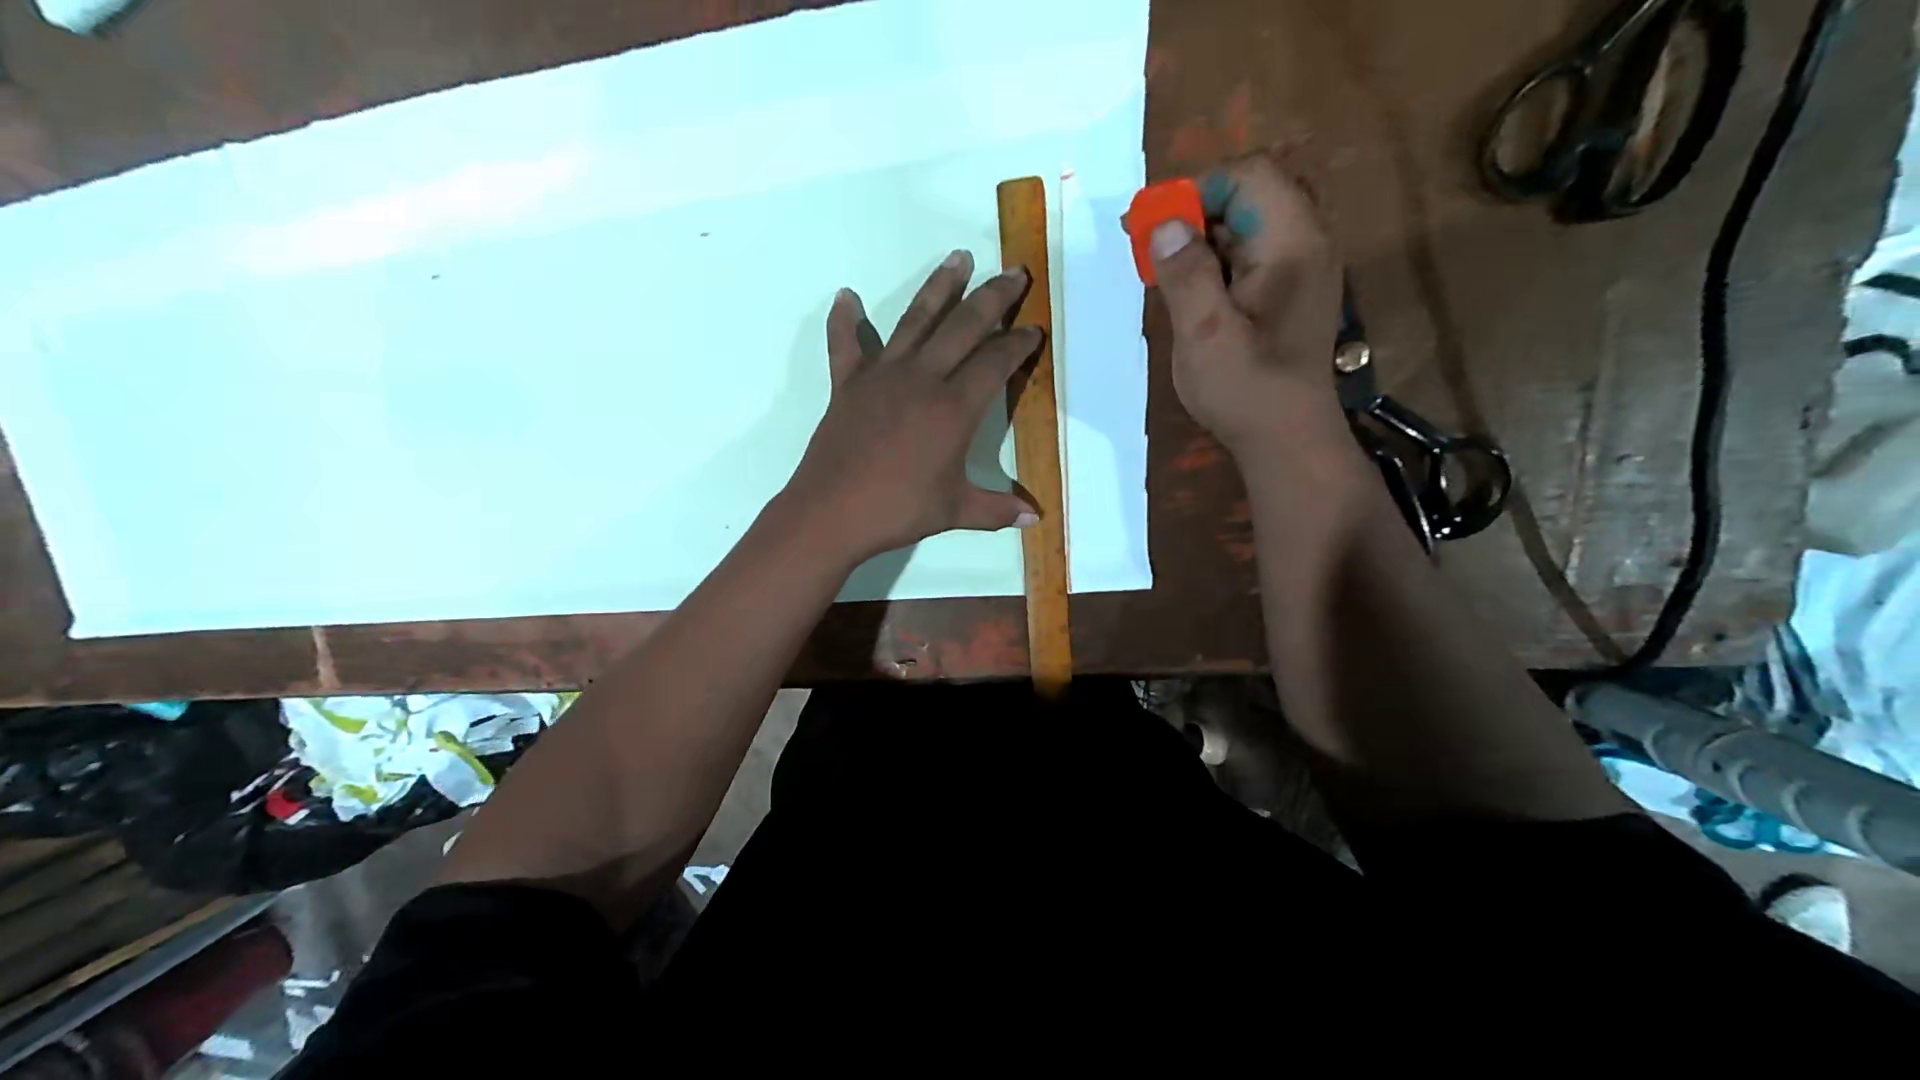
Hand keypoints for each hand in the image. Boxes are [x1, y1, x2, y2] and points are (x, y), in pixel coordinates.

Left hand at [779, 250, 1042, 561]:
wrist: (831, 512)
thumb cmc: (898, 510)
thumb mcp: (956, 511)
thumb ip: (997, 509)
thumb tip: (1035, 518)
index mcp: (954, 408)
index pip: (996, 362)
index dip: (1018, 343)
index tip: (1034, 329)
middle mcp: (922, 379)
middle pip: (964, 326)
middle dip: (993, 297)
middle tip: (1014, 273)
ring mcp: (881, 376)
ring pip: (916, 320)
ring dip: (939, 287)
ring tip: (958, 257)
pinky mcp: (847, 385)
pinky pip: (845, 345)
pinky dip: (845, 320)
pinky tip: (846, 296)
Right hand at [1149, 155, 1344, 456]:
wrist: (1286, 440)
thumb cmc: (1246, 390)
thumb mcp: (1205, 334)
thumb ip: (1186, 274)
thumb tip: (1163, 224)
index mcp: (1293, 244)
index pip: (1250, 176)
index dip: (1198, 189)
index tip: (1156, 228)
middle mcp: (1307, 244)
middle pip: (1253, 192)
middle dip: (1198, 210)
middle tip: (1155, 246)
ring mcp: (1302, 268)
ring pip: (1250, 222)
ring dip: (1204, 236)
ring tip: (1165, 272)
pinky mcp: (1290, 292)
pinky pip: (1252, 253)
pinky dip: (1217, 259)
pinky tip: (1191, 291)